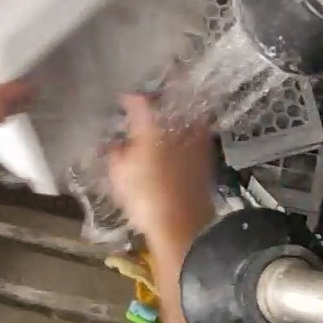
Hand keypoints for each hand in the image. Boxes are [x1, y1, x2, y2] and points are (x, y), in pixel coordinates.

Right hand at [105, 94, 217, 247]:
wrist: (184, 223)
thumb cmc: (146, 198)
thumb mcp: (120, 175)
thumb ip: (115, 152)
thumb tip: (115, 143)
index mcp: (151, 124)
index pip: (138, 100)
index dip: (128, 99)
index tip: (121, 101)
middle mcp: (176, 122)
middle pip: (165, 100)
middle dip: (153, 101)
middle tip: (142, 106)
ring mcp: (196, 135)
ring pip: (183, 112)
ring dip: (171, 112)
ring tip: (160, 119)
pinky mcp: (207, 151)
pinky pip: (195, 129)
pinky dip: (184, 128)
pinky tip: (176, 137)